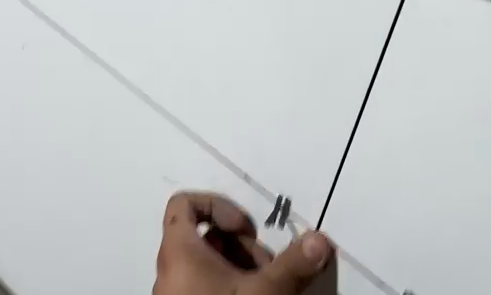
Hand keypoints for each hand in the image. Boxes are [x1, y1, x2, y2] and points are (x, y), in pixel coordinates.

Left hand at [153, 192, 333, 294]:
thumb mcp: (264, 293)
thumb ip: (292, 265)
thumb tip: (320, 239)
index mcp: (179, 251)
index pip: (184, 204)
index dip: (218, 206)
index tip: (247, 229)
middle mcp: (171, 270)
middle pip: (205, 237)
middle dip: (243, 247)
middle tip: (268, 268)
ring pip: (209, 266)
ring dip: (242, 270)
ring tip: (268, 290)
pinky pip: (207, 289)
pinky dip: (232, 290)